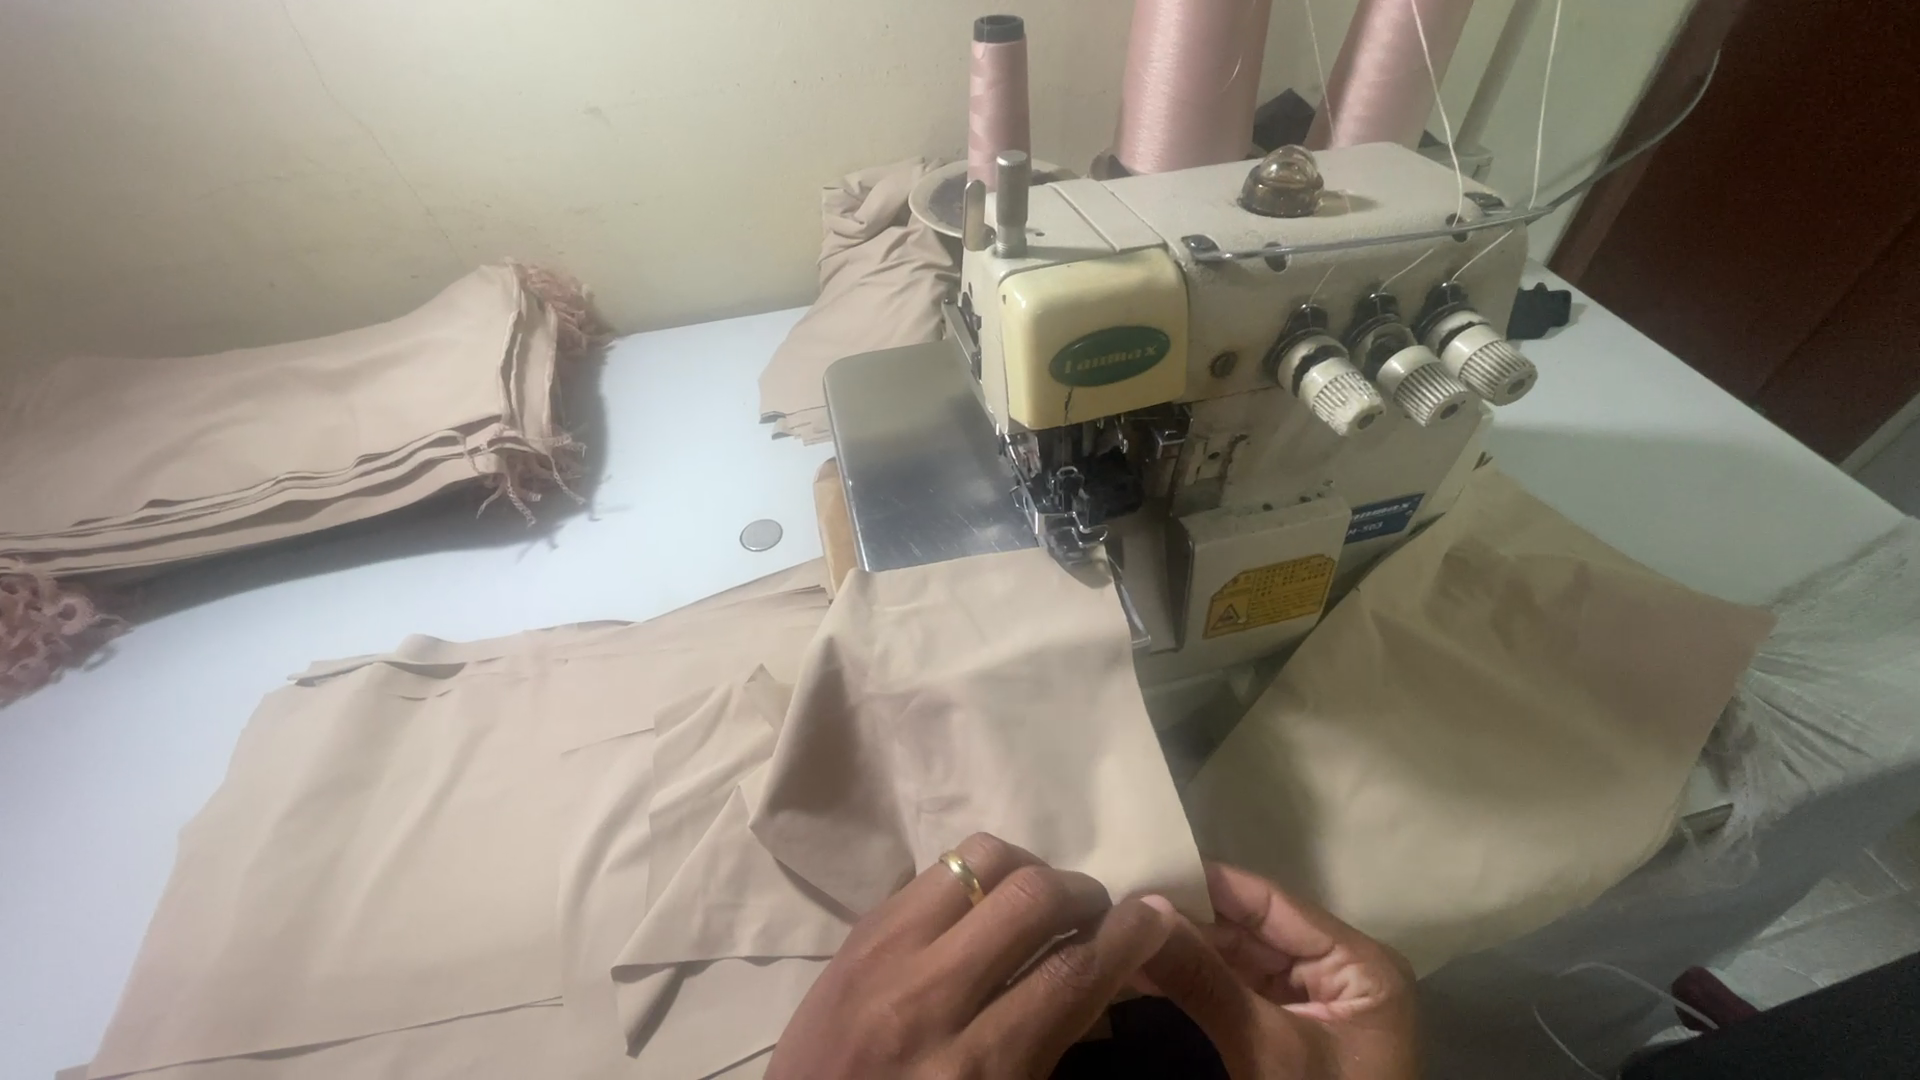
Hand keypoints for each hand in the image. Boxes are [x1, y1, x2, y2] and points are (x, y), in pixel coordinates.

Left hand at [769, 832, 1175, 1079]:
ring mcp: (886, 950)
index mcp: (975, 1070)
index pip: (1069, 975)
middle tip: (1094, 911)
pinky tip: (986, 902)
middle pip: (1031, 899)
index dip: (1126, 938)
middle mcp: (929, 996)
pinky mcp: (861, 926)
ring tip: (1041, 897)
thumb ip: (1052, 1043)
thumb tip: (1101, 978)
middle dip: (1081, 892)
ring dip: (1030, 868)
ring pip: (981, 859)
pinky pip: (937, 868)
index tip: (1154, 914)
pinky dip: (979, 875)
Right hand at [1139, 862, 1417, 1079]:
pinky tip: (1142, 968)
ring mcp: (1309, 997)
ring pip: (1233, 955)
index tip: (1144, 868)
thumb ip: (1205, 978)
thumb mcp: (1268, 1051)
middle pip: (1248, 926)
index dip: (1205, 883)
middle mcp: (1336, 967)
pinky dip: (1189, 979)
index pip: (1270, 902)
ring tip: (1119, 930)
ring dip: (1179, 948)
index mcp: (1357, 962)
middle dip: (1184, 918)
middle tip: (1120, 902)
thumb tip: (1143, 909)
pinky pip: (1231, 986)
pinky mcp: (1284, 1025)